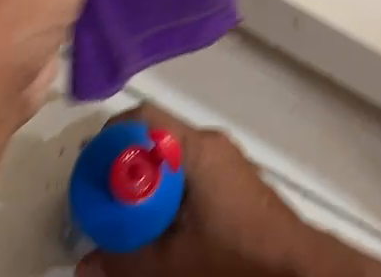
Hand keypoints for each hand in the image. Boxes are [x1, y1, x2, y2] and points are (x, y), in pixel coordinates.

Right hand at [75, 106, 314, 276]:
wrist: (295, 269)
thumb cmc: (233, 257)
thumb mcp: (170, 264)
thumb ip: (123, 259)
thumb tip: (85, 262)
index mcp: (195, 149)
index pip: (142, 118)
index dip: (108, 141)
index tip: (87, 175)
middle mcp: (210, 143)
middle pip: (153, 139)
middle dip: (122, 169)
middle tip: (100, 204)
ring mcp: (225, 160)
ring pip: (170, 159)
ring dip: (145, 186)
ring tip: (124, 221)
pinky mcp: (233, 180)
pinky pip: (188, 174)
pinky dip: (166, 194)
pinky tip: (157, 227)